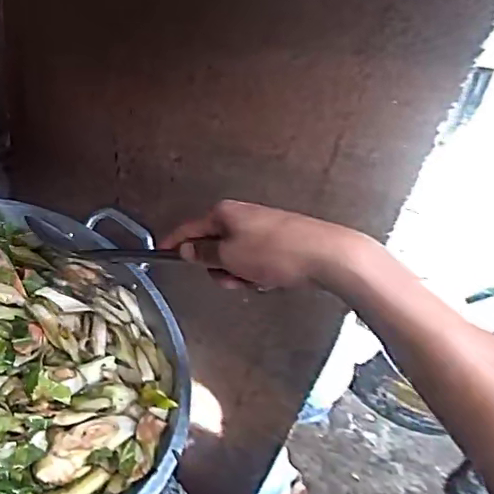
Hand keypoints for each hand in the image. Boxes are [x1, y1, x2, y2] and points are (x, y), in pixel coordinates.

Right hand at [161, 200, 369, 291]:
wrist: (331, 257)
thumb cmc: (278, 253)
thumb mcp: (229, 257)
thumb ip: (203, 254)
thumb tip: (187, 250)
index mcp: (224, 213)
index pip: (189, 229)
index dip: (174, 243)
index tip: (162, 252)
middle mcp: (242, 215)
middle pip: (214, 244)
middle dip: (216, 265)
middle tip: (228, 278)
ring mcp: (263, 227)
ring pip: (236, 254)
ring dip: (238, 271)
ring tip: (255, 280)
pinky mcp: (282, 240)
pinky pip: (256, 258)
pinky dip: (257, 271)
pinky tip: (271, 279)